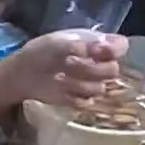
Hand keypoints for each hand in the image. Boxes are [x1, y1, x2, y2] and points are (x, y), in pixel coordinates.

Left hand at [9, 30, 129, 106]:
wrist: (24, 75)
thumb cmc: (40, 53)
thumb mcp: (58, 42)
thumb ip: (82, 44)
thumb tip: (101, 45)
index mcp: (96, 45)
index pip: (120, 47)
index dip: (113, 50)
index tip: (94, 50)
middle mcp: (98, 64)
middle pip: (113, 71)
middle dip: (90, 68)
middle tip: (68, 63)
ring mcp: (90, 83)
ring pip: (100, 88)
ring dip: (79, 83)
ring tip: (59, 77)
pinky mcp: (80, 99)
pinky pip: (89, 102)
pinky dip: (75, 98)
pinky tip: (62, 92)